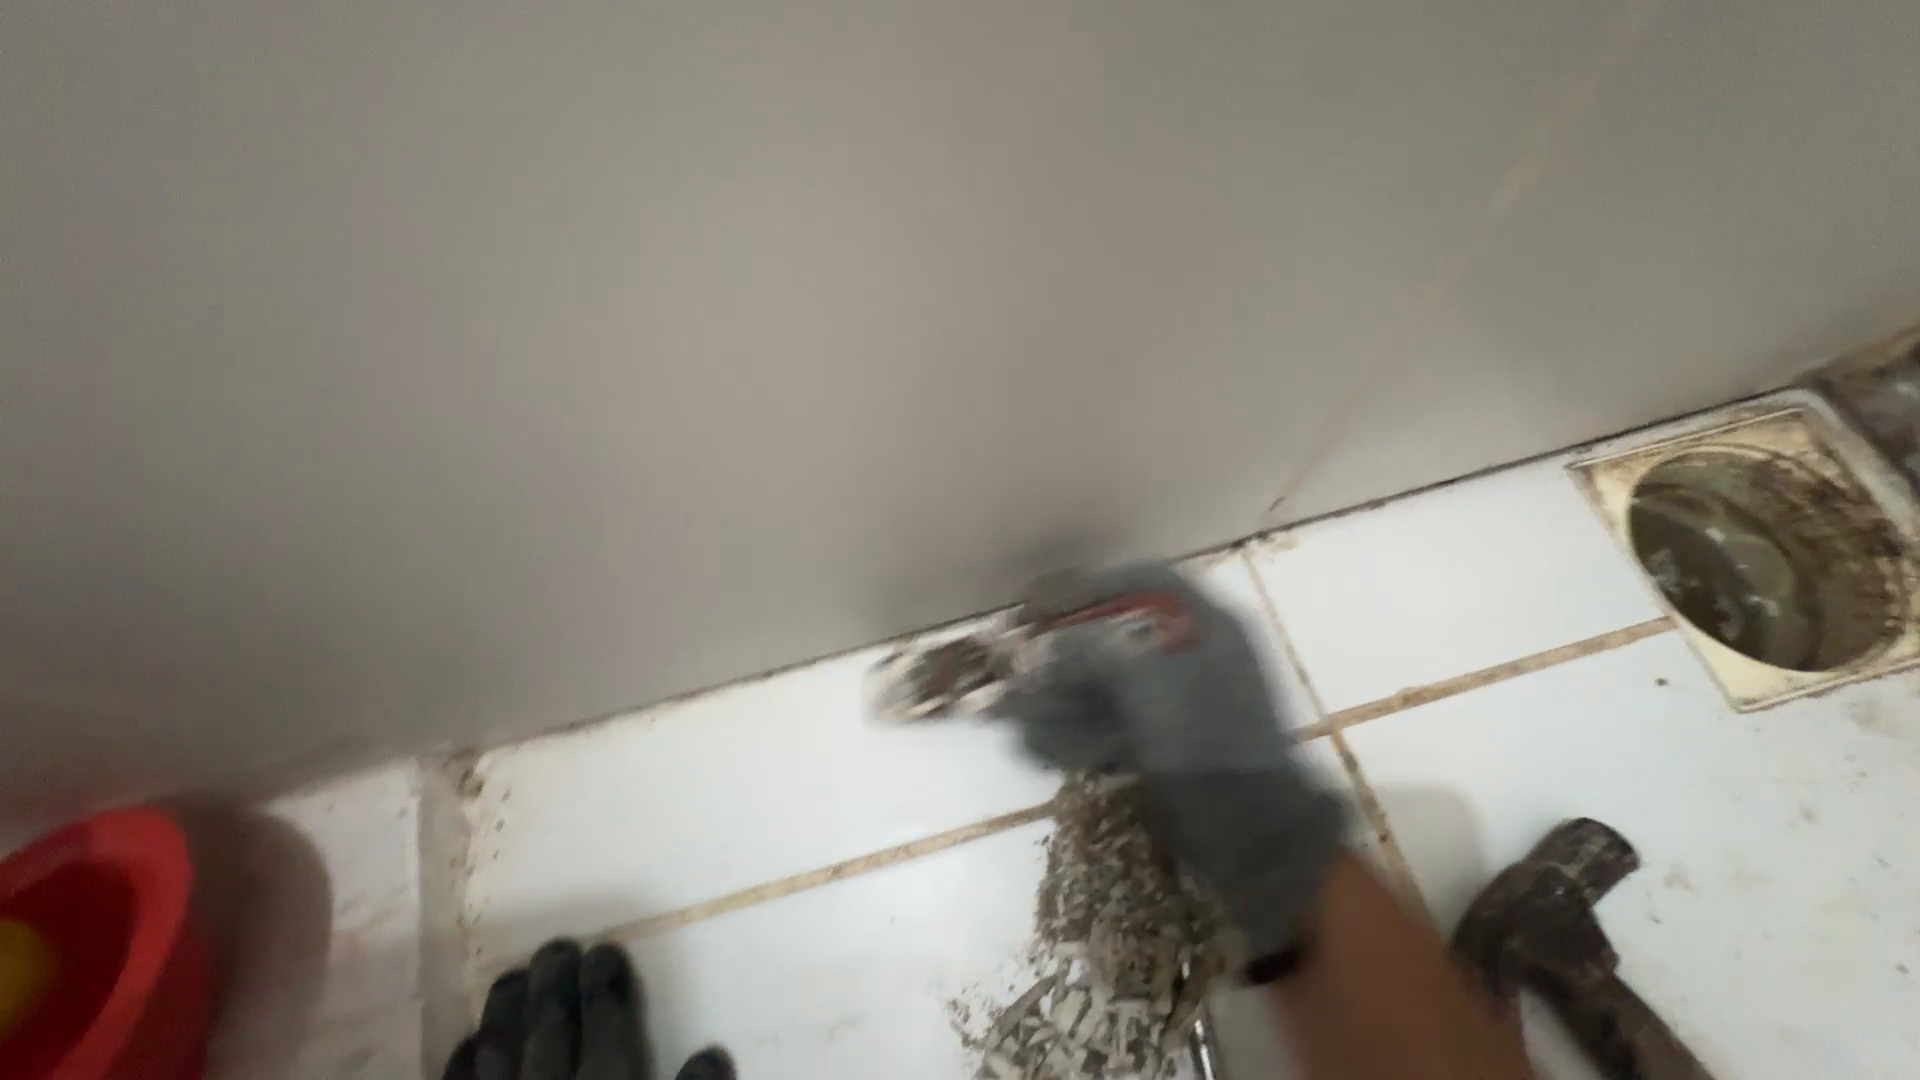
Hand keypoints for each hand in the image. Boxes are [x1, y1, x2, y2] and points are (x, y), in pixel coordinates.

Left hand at [442, 939, 732, 1079]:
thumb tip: (711, 1055)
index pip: (605, 1026)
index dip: (604, 985)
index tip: (603, 950)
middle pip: (550, 1030)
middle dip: (554, 986)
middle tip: (555, 947)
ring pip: (498, 1057)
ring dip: (502, 1015)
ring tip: (509, 978)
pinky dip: (459, 1071)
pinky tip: (462, 1048)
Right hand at [999, 562, 1346, 959]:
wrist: (1258, 839)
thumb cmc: (1211, 746)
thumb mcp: (1151, 685)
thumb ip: (1094, 652)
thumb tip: (1045, 643)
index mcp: (1207, 626)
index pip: (1142, 584)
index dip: (1087, 589)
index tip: (1040, 606)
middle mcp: (1192, 656)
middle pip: (1112, 639)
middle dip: (1055, 657)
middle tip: (1008, 665)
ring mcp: (1177, 704)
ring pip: (1103, 688)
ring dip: (1051, 698)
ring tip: (1002, 712)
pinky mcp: (1163, 746)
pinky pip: (1107, 728)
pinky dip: (1070, 733)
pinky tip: (1030, 744)